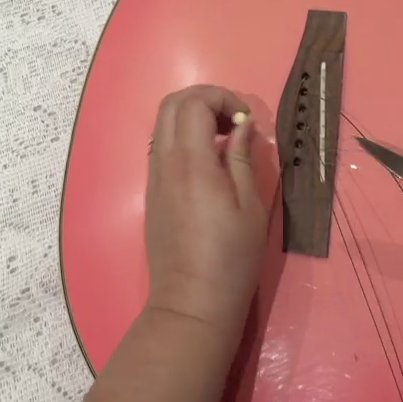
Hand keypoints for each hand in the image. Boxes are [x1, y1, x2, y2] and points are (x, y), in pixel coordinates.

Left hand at [143, 85, 271, 339]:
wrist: (191, 303)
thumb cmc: (230, 258)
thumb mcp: (251, 207)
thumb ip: (243, 157)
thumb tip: (244, 124)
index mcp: (191, 161)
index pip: (194, 102)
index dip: (222, 97)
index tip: (246, 119)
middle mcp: (166, 161)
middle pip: (173, 103)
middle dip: (205, 99)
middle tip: (234, 120)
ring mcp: (154, 175)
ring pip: (163, 122)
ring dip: (192, 115)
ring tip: (223, 139)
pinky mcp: (152, 190)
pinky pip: (162, 144)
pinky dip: (183, 135)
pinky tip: (207, 160)